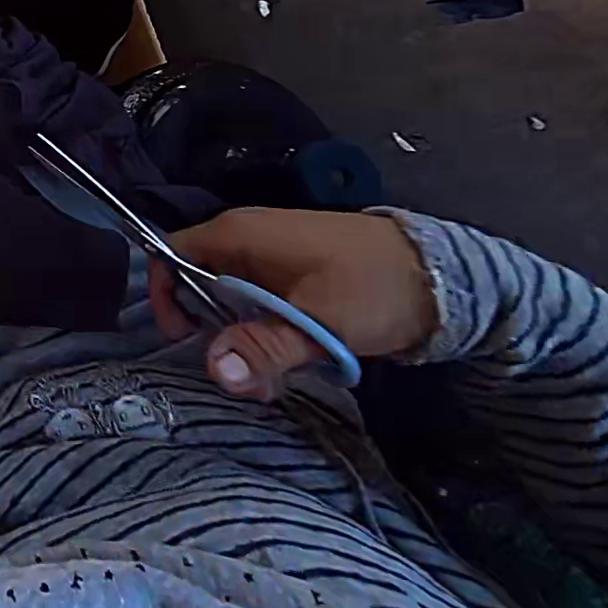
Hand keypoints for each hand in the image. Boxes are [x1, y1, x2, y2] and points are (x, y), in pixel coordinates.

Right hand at [154, 209, 436, 400]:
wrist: (441, 275)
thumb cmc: (374, 285)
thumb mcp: (322, 322)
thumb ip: (266, 346)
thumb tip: (213, 370)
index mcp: (237, 234)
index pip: (171, 252)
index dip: (166, 291)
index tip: (184, 336)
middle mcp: (242, 238)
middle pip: (196, 280)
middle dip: (208, 328)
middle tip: (240, 371)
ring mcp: (265, 255)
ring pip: (226, 296)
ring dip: (238, 336)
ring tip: (271, 374)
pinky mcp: (287, 274)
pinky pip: (253, 301)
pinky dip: (260, 330)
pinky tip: (287, 356)